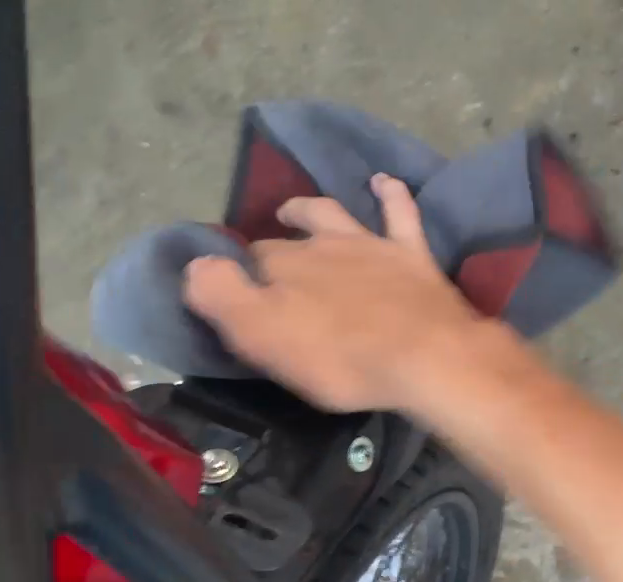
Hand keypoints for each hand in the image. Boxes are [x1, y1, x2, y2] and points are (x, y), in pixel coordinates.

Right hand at [182, 174, 490, 412]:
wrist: (425, 357)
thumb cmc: (341, 359)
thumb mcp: (262, 337)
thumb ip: (221, 297)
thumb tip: (197, 262)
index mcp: (283, 269)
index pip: (250, 265)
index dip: (242, 278)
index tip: (241, 294)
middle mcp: (321, 246)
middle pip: (288, 241)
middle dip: (273, 249)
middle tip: (266, 264)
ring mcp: (369, 245)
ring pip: (333, 214)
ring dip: (310, 209)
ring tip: (296, 208)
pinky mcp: (412, 256)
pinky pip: (399, 212)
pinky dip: (390, 193)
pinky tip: (384, 181)